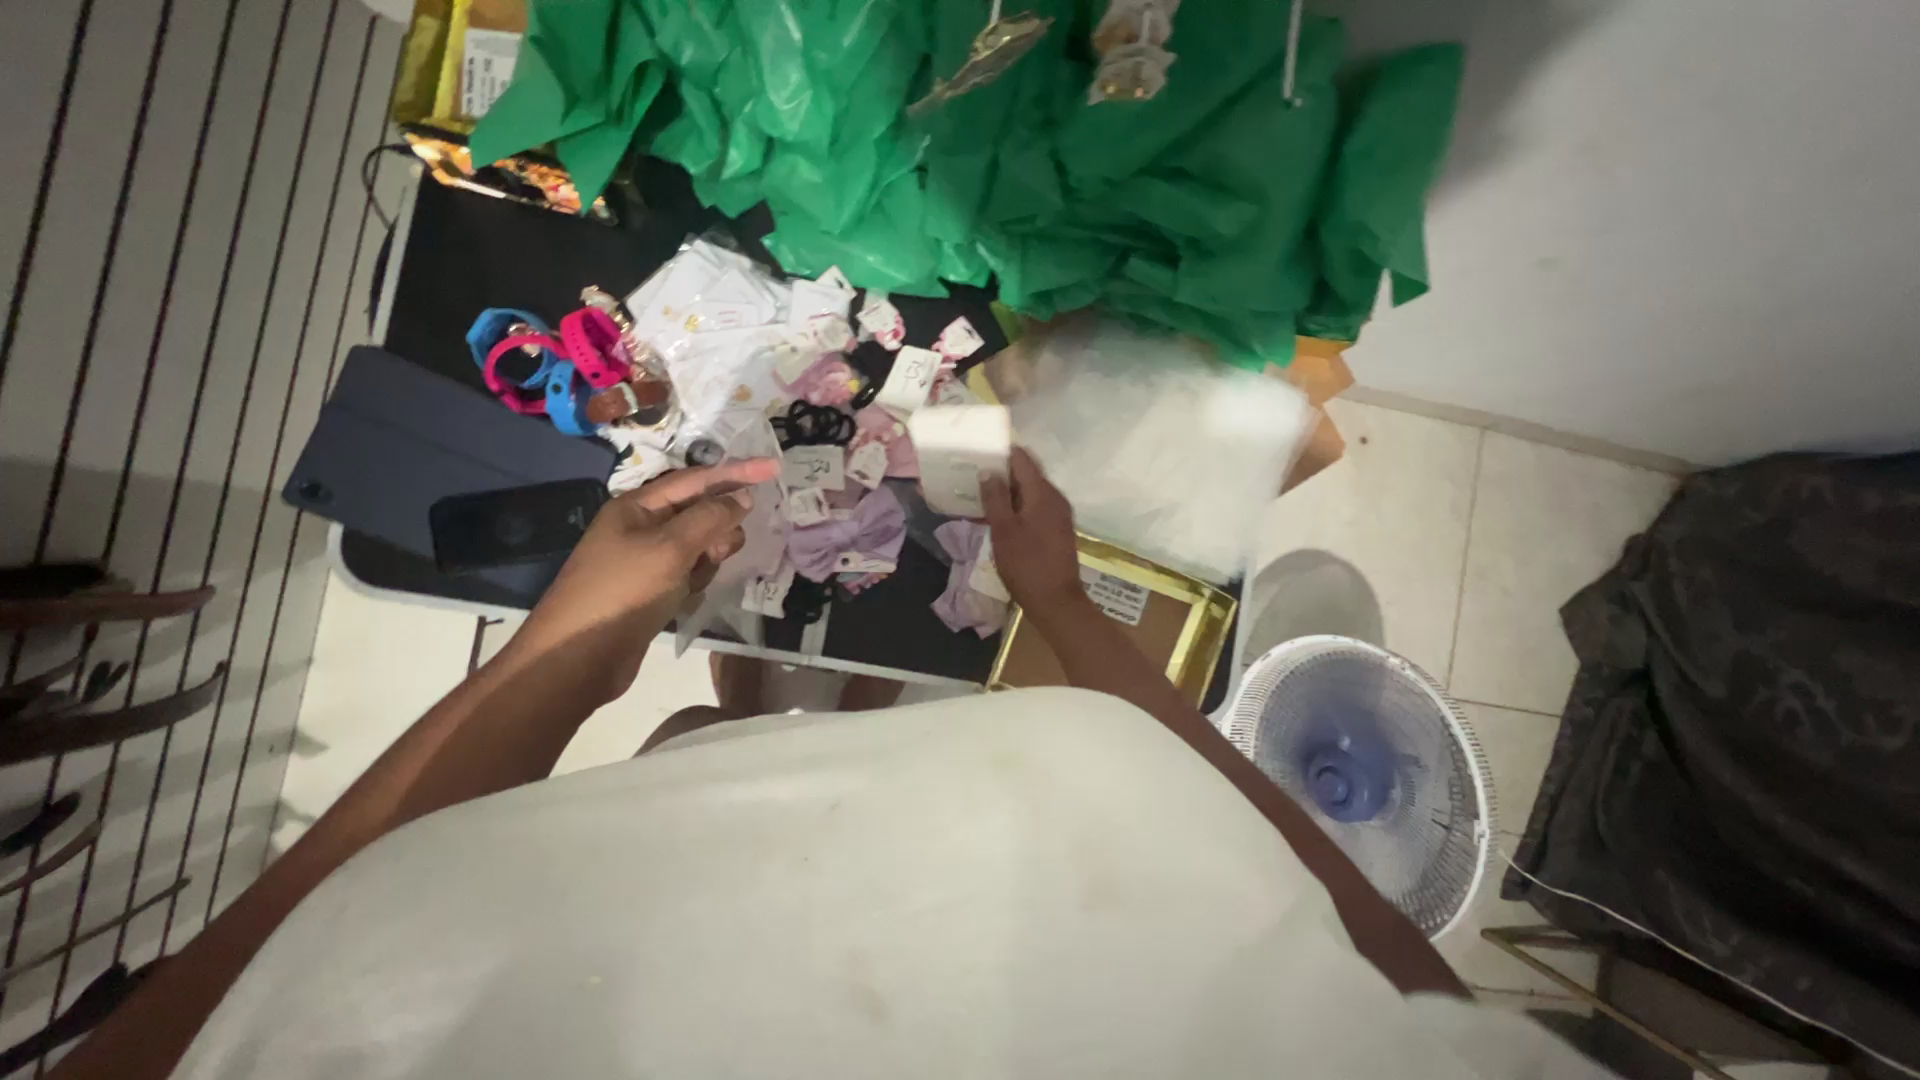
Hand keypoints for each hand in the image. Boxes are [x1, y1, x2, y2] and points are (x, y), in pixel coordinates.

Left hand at [503, 459, 780, 703]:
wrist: (580, 657)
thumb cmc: (623, 592)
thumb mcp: (670, 548)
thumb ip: (710, 518)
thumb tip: (743, 497)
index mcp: (638, 506)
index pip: (696, 479)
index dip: (737, 472)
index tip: (774, 467)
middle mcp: (642, 527)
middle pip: (700, 512)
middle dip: (719, 527)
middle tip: (719, 552)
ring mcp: (647, 559)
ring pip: (699, 545)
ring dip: (708, 558)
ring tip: (694, 580)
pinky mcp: (653, 589)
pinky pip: (690, 572)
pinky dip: (696, 580)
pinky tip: (686, 599)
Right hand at [981, 447, 1087, 615]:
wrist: (1056, 602)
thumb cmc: (1026, 565)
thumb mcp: (1003, 530)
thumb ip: (995, 498)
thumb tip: (989, 471)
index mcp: (1043, 493)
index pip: (1022, 458)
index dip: (1000, 453)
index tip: (978, 454)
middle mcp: (1055, 498)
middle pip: (1027, 474)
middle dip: (1001, 473)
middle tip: (973, 477)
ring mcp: (1059, 514)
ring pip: (1030, 493)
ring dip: (1008, 493)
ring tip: (980, 497)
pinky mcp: (1057, 530)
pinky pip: (1035, 508)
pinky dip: (1017, 507)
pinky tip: (998, 518)